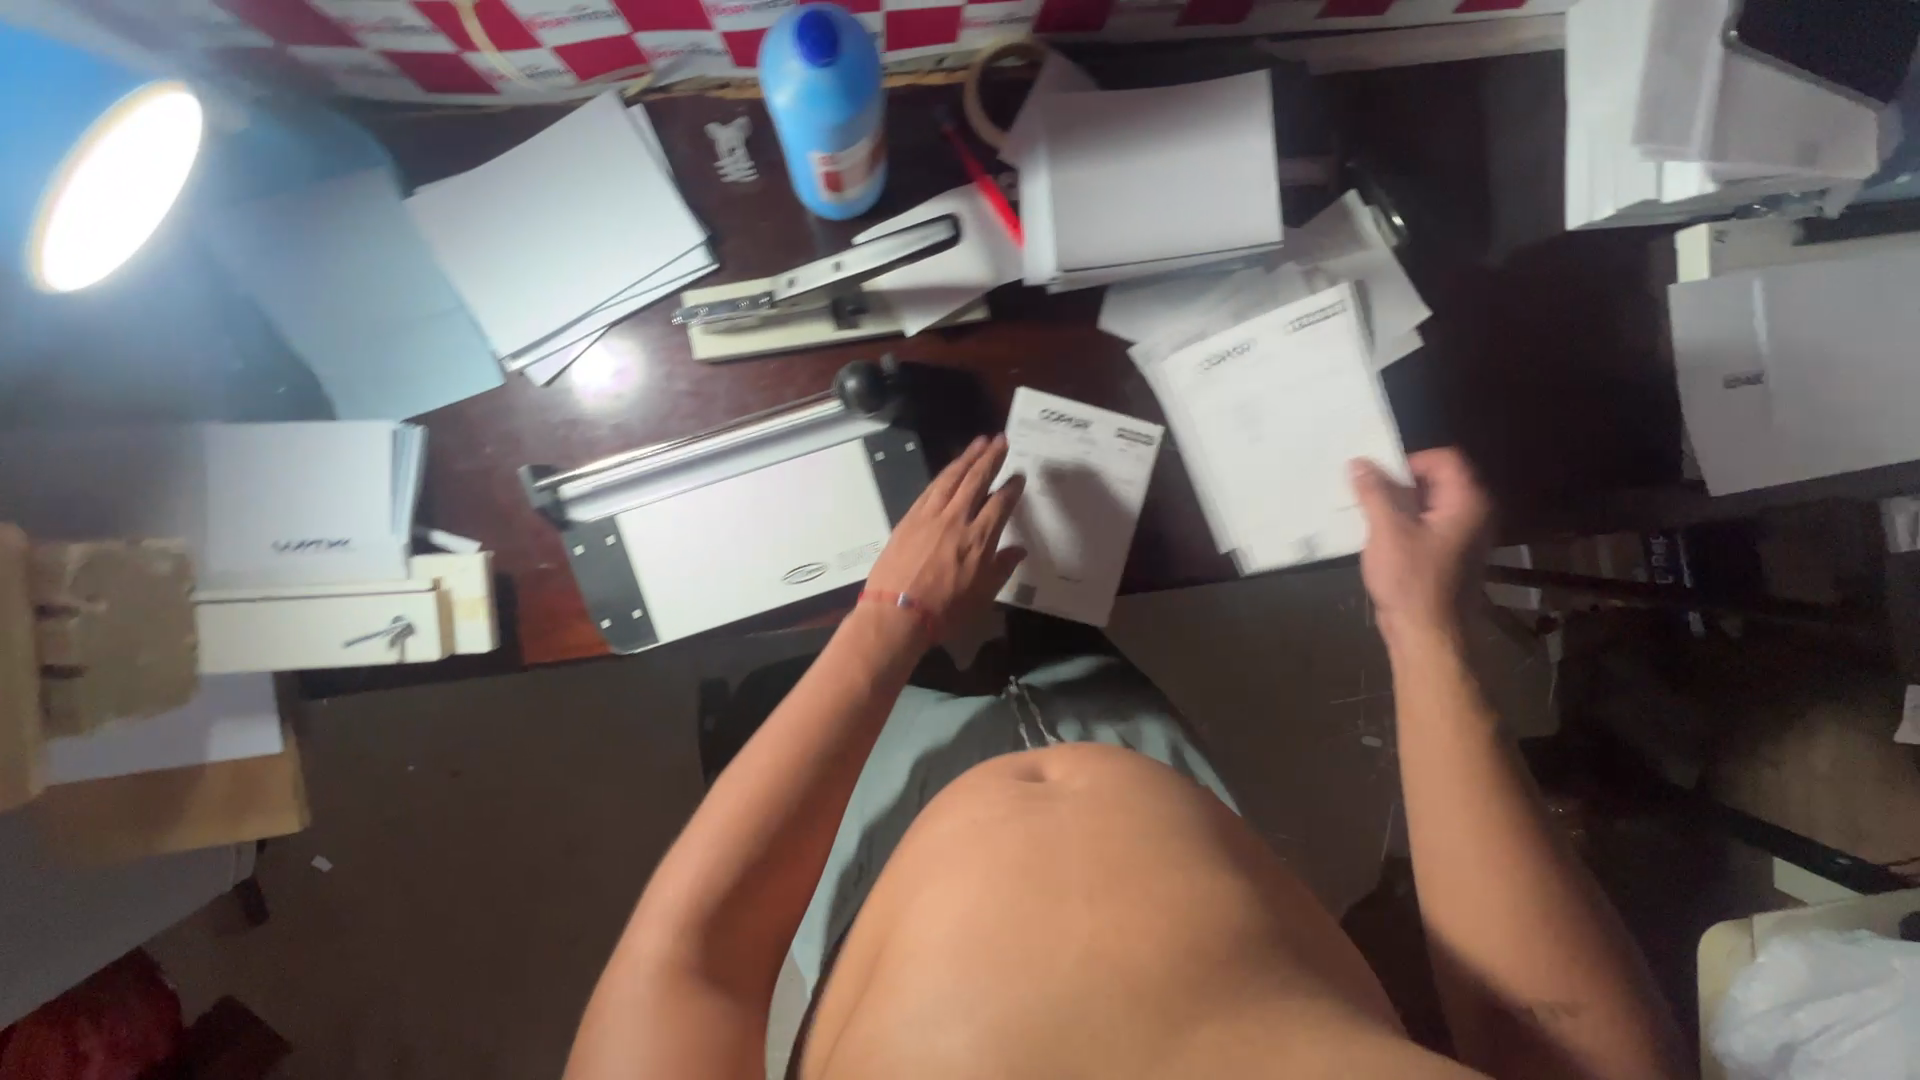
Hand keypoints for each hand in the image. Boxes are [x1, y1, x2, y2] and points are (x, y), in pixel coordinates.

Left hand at [866, 434, 1026, 638]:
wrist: (897, 613)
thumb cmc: (945, 610)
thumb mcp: (983, 595)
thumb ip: (1001, 568)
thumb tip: (1019, 551)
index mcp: (979, 538)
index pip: (1000, 503)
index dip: (1011, 487)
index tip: (1018, 476)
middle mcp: (956, 519)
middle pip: (976, 479)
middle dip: (991, 458)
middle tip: (1001, 440)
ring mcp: (930, 516)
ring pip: (951, 478)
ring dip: (967, 458)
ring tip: (978, 443)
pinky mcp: (909, 518)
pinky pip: (930, 489)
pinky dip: (944, 475)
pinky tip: (950, 469)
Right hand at [1350, 448, 1491, 646]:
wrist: (1425, 633)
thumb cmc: (1410, 580)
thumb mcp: (1387, 530)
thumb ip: (1374, 492)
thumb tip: (1359, 463)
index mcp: (1466, 503)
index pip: (1443, 460)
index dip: (1408, 462)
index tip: (1377, 477)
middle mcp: (1472, 515)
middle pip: (1435, 480)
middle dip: (1397, 483)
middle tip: (1365, 493)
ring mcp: (1461, 536)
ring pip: (1427, 504)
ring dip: (1396, 504)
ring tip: (1366, 513)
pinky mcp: (1447, 554)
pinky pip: (1425, 525)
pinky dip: (1401, 524)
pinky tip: (1377, 536)